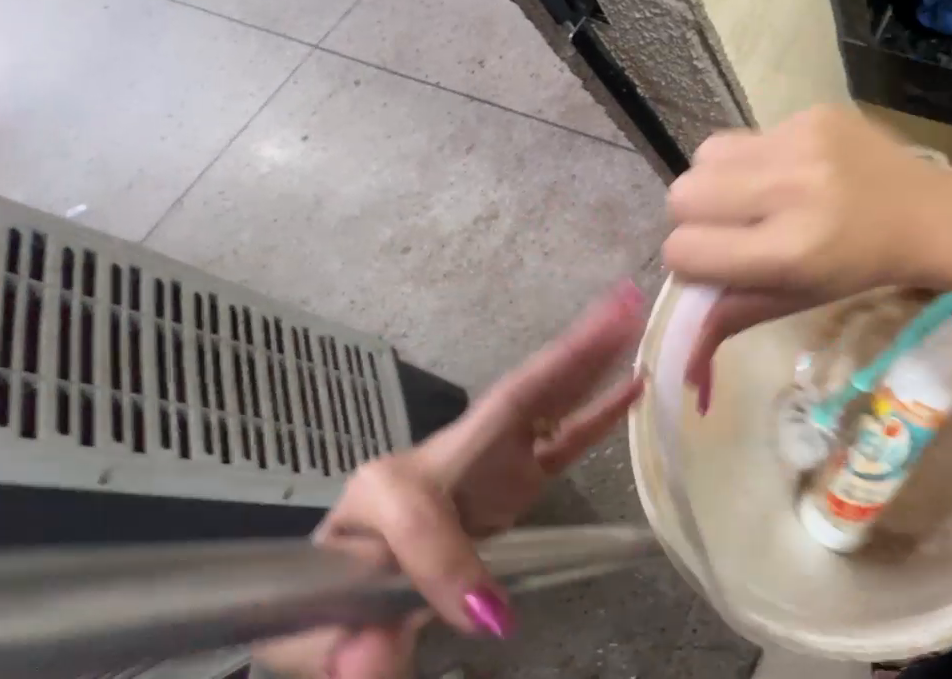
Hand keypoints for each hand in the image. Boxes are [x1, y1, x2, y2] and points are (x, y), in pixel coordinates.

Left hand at [254, 283, 647, 678]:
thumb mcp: (315, 639)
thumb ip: (339, 652)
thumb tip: (386, 655)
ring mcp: (487, 461)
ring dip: (594, 362)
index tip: (483, 616)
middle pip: (508, 402)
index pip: (418, 516)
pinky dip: (602, 413)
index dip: (448, 559)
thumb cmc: (324, 603)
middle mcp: (442, 458)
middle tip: (617, 307)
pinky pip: (566, 441)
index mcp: (383, 494)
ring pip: (547, 405)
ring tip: (633, 316)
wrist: (344, 589)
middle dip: (565, 358)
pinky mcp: (518, 476)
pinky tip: (636, 384)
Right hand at [662, 105, 951, 410]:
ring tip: (761, 192)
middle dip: (698, 216)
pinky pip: (751, 132)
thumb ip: (733, 314)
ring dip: (721, 178)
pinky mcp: (814, 115)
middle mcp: (791, 192)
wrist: (928, 212)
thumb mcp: (800, 298)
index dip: (692, 259)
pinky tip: (799, 169)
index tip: (717, 260)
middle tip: (735, 224)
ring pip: (707, 155)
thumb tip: (677, 346)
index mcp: (788, 251)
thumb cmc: (861, 265)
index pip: (683, 250)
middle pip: (683, 194)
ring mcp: (803, 145)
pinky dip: (762, 155)